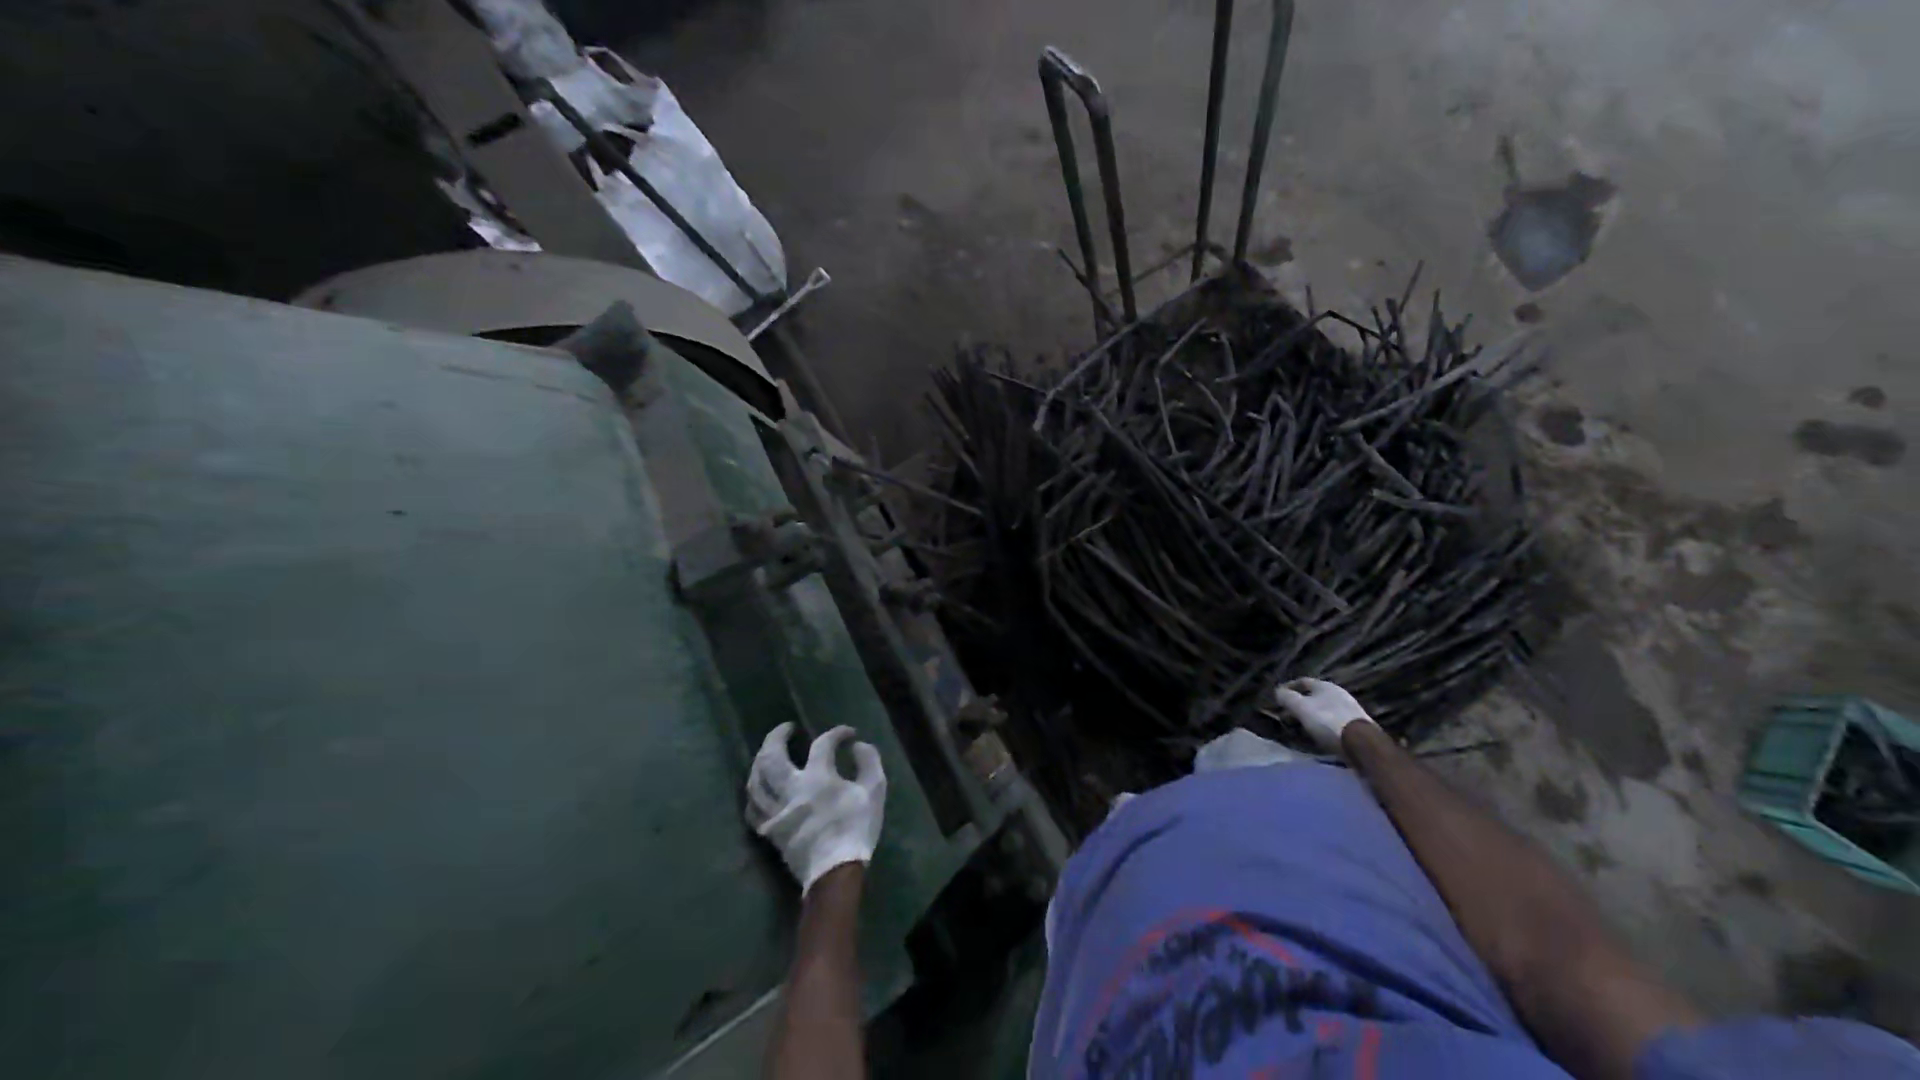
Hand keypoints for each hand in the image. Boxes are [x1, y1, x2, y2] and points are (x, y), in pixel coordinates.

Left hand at [746, 723, 886, 892]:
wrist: (835, 873)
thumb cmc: (856, 829)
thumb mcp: (874, 792)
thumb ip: (869, 763)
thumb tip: (857, 746)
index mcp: (817, 778)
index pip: (822, 744)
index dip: (837, 733)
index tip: (848, 734)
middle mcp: (790, 789)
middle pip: (771, 756)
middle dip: (776, 736)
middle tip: (786, 727)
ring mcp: (775, 810)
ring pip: (756, 781)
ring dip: (760, 762)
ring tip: (769, 753)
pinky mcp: (769, 830)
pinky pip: (753, 808)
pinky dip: (755, 794)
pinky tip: (760, 789)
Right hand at [1272, 678, 1375, 754]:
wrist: (1361, 743)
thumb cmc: (1327, 721)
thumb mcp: (1301, 707)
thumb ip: (1287, 698)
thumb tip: (1277, 691)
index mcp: (1325, 685)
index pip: (1302, 681)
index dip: (1288, 688)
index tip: (1277, 698)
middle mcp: (1338, 694)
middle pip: (1313, 696)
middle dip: (1298, 704)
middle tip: (1286, 715)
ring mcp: (1349, 710)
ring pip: (1322, 709)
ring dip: (1310, 716)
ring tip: (1300, 727)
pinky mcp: (1355, 725)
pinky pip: (1331, 721)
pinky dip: (1321, 725)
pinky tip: (1317, 734)